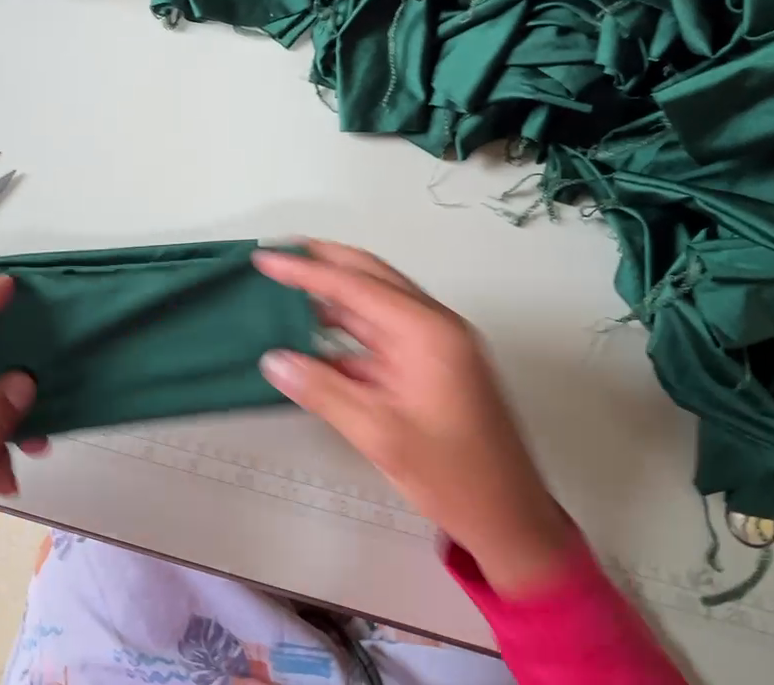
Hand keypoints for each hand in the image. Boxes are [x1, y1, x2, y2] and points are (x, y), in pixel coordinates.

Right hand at [254, 241, 573, 595]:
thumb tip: (272, 359)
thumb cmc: (451, 475)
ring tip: (283, 291)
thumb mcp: (380, 435)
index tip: (264, 258)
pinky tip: (308, 340)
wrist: (509, 519)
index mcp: (427, 331)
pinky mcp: (428, 365)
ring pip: (374, 304)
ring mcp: (433, 344)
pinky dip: (344, 331)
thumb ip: (323, 391)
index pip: (356, 285)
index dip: (305, 269)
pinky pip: (379, 334)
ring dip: (330, 296)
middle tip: (274, 255)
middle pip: (370, 277)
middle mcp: (433, 325)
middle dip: (322, 262)